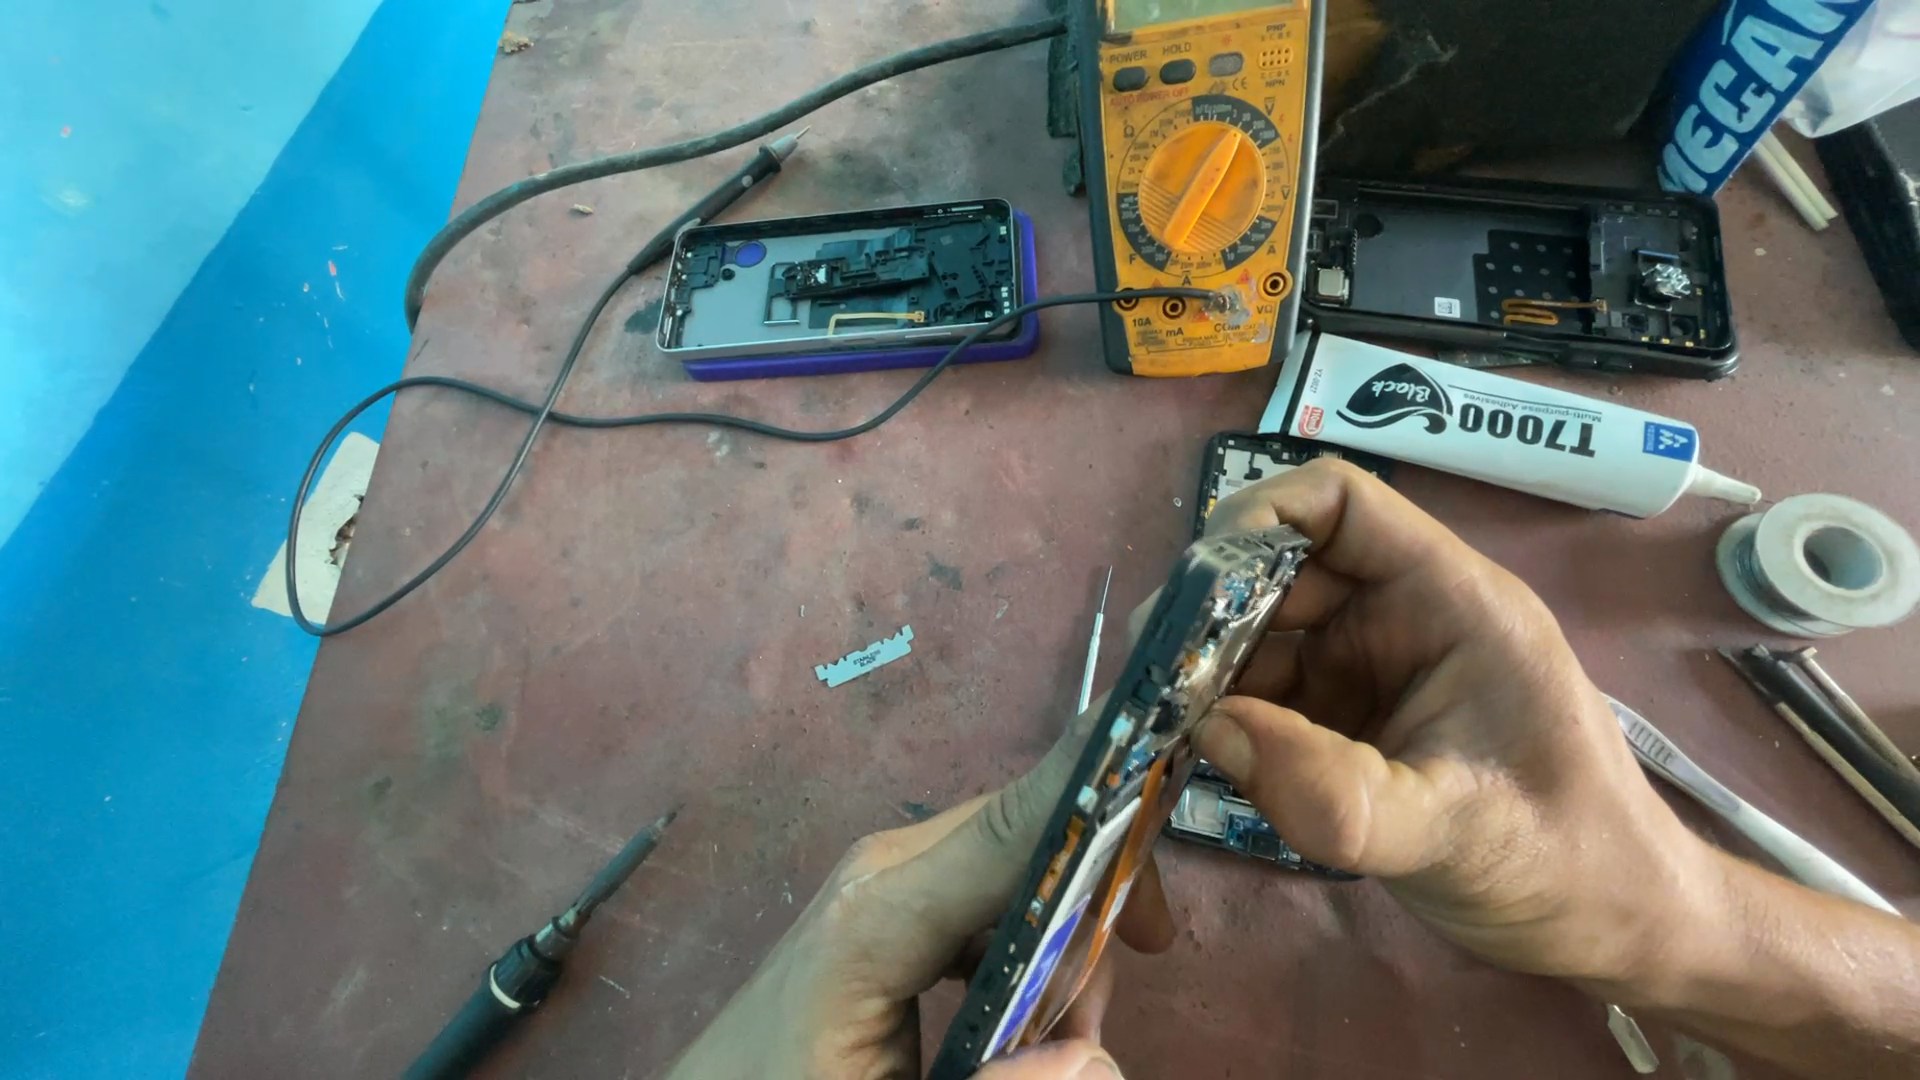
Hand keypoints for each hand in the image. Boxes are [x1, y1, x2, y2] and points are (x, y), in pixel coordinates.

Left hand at [662, 697, 1171, 1079]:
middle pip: (1025, 831)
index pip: (1009, 828)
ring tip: (1072, 1009)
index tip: (1156, 746)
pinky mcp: (890, 890)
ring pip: (1011, 852)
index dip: (1085, 780)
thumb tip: (1101, 1058)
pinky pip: (984, 879)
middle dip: (1096, 887)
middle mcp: (888, 865)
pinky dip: (1028, 920)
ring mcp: (886, 871)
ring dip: (1064, 912)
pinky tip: (1030, 990)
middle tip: (1128, 974)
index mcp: (882, 914)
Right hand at [1176, 459, 1715, 987]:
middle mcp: (1392, 614)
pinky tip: (1193, 745)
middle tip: (1159, 675)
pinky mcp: (1333, 709)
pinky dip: (1216, 710)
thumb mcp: (1457, 836)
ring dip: (1204, 668)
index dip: (1260, 518)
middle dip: (1210, 614)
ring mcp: (1357, 662)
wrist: (1611, 932)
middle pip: (1275, 571)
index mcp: (1446, 600)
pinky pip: (1255, 688)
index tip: (1197, 587)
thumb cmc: (1568, 868)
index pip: (1340, 504)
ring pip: (1252, 632)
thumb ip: (1335, 791)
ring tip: (1163, 719)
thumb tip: (1208, 727)